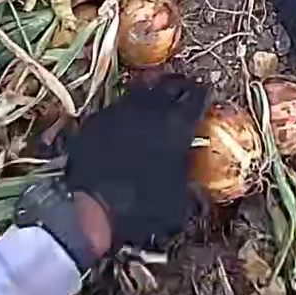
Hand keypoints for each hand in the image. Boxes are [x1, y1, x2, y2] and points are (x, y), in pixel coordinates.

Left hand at [62, 73, 209, 248]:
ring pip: (144, 90)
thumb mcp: (178, 206)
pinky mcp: (98, 117)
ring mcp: (122, 108)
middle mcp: (151, 107)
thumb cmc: (140, 206)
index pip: (198, 96)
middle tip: (186, 94)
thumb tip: (202, 195)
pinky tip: (127, 123)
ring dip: (154, 95)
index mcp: (177, 123)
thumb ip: (194, 194)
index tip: (206, 97)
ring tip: (157, 104)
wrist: (88, 209)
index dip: (204, 95)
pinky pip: (118, 107)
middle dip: (181, 88)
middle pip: (172, 85)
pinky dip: (127, 112)